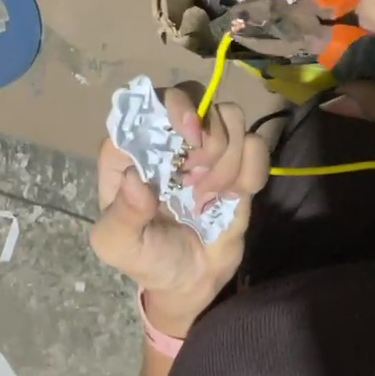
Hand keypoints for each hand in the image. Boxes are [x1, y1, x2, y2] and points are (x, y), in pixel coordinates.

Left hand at [90, 86, 268, 338]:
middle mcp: (169, 134)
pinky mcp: (239, 162)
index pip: (149, 100)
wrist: (189, 281)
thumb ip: (122, 215)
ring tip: (207, 197)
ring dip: (226, 158)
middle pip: (195, 93)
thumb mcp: (118, 245)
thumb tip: (136, 180)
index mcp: (133, 145)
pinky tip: (233, 197)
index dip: (173, 106)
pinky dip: (251, 170)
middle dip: (206, 133)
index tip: (189, 135)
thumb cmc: (145, 255)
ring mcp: (207, 144)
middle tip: (195, 178)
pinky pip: (257, 144)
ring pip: (231, 115)